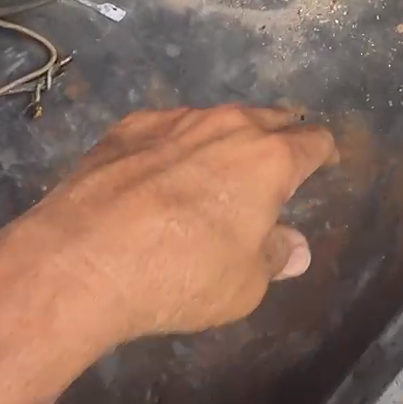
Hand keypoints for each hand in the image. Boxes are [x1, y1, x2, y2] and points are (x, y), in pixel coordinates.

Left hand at [0, 105, 336, 348]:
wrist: (78, 262)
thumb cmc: (179, 275)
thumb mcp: (243, 285)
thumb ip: (275, 257)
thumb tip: (296, 248)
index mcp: (271, 159)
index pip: (315, 140)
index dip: (324, 153)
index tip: (324, 163)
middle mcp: (231, 126)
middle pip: (272, 119)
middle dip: (280, 139)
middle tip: (273, 168)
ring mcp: (179, 120)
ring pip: (219, 119)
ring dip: (226, 140)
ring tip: (212, 172)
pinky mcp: (131, 127)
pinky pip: (169, 128)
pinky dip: (175, 146)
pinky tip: (155, 176)